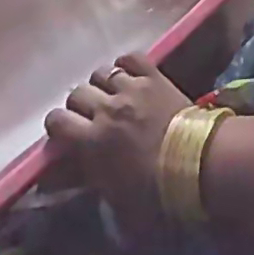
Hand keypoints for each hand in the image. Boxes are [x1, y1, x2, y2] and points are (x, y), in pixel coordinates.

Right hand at [44, 53, 192, 226]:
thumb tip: (59, 178)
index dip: (57, 125)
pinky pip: (131, 58)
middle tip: (91, 115)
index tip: (65, 131)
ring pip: (102, 73)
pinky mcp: (153, 76)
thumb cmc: (154, 189)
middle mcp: (106, 108)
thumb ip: (84, 179)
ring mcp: (131, 88)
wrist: (196, 161)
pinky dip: (126, 64)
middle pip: (78, 93)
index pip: (56, 120)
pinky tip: (129, 74)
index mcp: (92, 139)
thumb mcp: (113, 196)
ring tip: (112, 94)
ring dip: (103, 84)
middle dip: (80, 104)